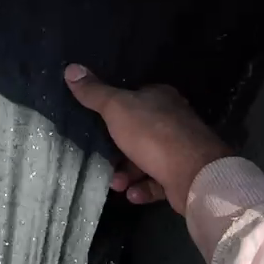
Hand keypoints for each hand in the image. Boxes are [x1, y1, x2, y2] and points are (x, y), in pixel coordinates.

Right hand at [64, 64, 233, 215]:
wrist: (193, 173)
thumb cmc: (152, 134)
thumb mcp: (116, 108)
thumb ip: (94, 92)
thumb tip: (71, 68)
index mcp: (160, 98)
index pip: (135, 99)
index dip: (115, 111)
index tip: (96, 125)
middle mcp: (172, 121)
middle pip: (137, 133)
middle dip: (116, 151)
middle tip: (100, 161)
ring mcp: (179, 149)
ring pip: (145, 160)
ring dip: (126, 174)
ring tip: (116, 184)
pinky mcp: (182, 175)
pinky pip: (156, 181)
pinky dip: (142, 188)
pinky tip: (132, 194)